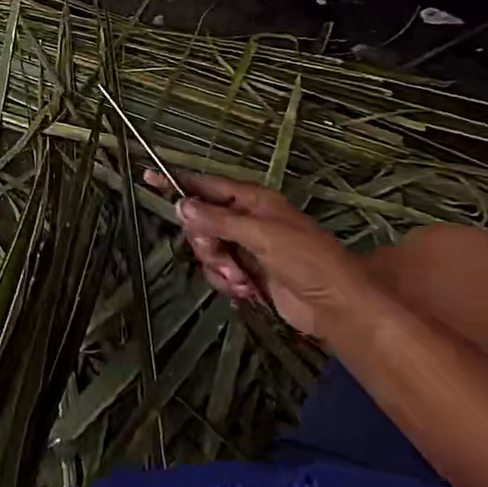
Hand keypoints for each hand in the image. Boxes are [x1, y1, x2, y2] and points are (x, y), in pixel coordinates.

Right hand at [146, 171, 371, 338]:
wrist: (338, 310)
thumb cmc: (308, 262)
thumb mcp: (262, 235)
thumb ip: (218, 219)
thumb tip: (181, 205)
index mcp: (252, 201)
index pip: (205, 186)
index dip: (178, 183)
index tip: (149, 177)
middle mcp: (245, 220)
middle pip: (199, 221)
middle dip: (205, 242)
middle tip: (218, 253)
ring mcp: (244, 247)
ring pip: (205, 248)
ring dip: (218, 266)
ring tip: (241, 279)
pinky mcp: (245, 272)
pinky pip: (216, 270)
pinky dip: (226, 281)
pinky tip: (245, 290)